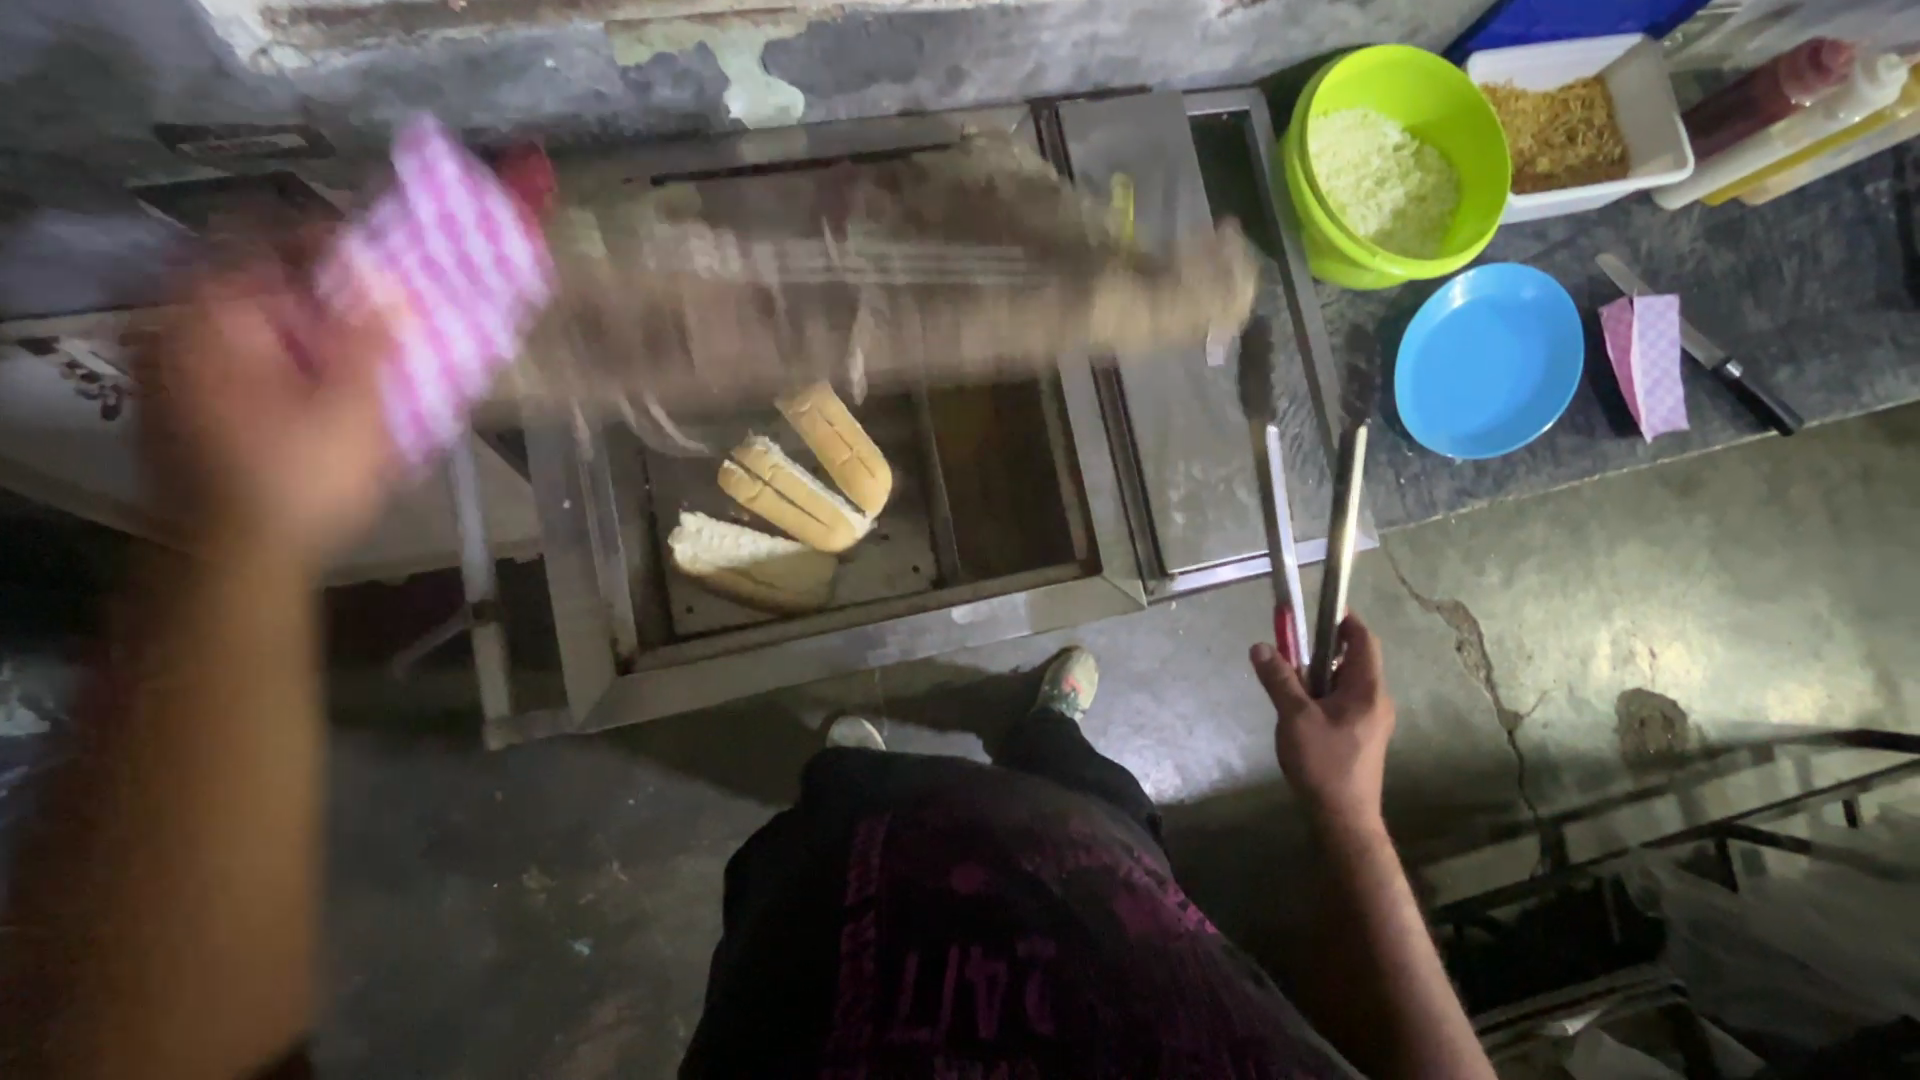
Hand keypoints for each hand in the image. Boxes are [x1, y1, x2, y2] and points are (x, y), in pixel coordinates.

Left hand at [140, 260, 402, 569]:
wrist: (233, 559)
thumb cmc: (302, 480)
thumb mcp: (355, 405)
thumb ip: (367, 334)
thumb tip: (379, 274)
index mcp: (214, 315)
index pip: (271, 240)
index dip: (335, 247)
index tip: (387, 266)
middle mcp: (178, 328)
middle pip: (257, 280)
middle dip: (324, 291)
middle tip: (381, 313)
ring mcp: (172, 367)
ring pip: (249, 321)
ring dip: (307, 327)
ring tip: (362, 351)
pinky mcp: (182, 404)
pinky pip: (237, 355)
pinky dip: (284, 357)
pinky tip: (324, 387)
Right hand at [1249, 615, 1394, 830]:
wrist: (1343, 817)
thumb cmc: (1324, 763)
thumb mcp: (1295, 717)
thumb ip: (1279, 679)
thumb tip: (1261, 646)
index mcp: (1368, 690)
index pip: (1364, 640)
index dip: (1344, 620)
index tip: (1317, 611)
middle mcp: (1376, 700)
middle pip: (1353, 660)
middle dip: (1321, 648)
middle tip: (1290, 647)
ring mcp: (1371, 720)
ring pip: (1345, 682)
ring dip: (1318, 674)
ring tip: (1288, 679)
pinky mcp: (1362, 736)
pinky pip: (1343, 701)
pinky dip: (1321, 693)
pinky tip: (1298, 708)